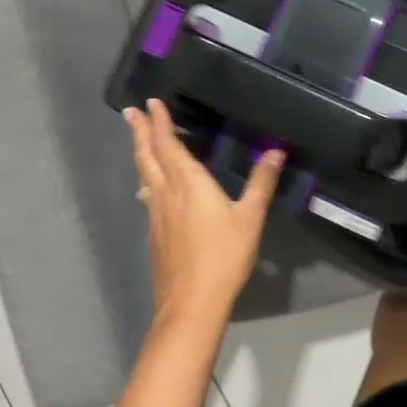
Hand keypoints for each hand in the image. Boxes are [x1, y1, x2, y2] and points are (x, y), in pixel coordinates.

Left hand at [125, 99, 281, 320]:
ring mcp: (156, 215)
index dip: (160, 123)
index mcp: (188, 183)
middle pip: (147, 156)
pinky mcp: (154, 234)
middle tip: (130, 112)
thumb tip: (275, 151)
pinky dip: (149, 177)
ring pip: (144, 175)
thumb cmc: (224, 256)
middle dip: (140, 132)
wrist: (191, 303)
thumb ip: (261, 183)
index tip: (151, 103)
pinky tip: (156, 185)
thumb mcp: (250, 217)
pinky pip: (149, 195)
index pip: (168, 144)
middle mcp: (166, 194)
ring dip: (141, 153)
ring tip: (140, 140)